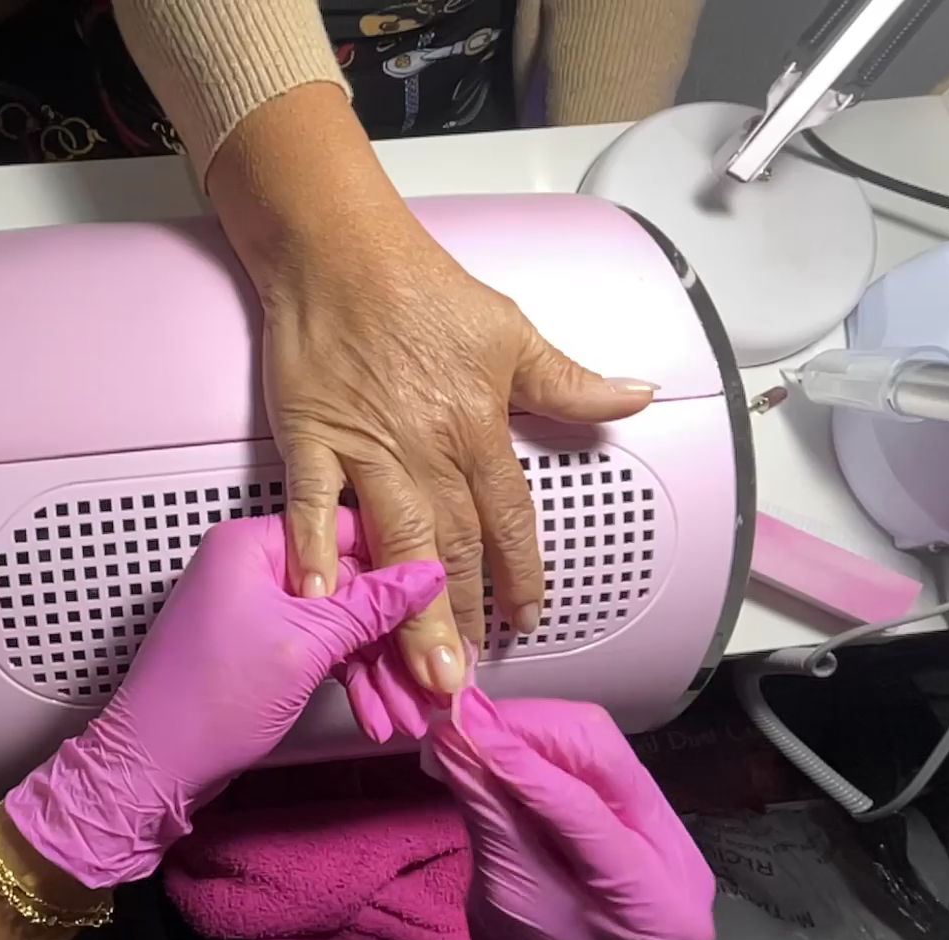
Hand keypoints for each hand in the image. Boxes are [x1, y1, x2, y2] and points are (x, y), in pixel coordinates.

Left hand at [5, 511, 443, 888]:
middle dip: (389, 642)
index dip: (396, 571)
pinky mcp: (255, 641)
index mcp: (252, 544)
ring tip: (404, 715)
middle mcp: (250, 565)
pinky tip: (372, 714)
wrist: (151, 766)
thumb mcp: (306, 646)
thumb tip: (424, 573)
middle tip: (427, 683)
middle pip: (345, 587)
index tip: (436, 606)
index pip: (345, 533)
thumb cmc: (211, 701)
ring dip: (372, 670)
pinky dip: (344, 679)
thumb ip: (371, 606)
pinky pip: (314, 646)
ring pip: (334, 624)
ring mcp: (252, 605)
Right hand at [264, 223, 654, 699]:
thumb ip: (568, 381)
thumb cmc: (421, 289)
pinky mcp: (313, 438)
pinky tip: (317, 594)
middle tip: (464, 677)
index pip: (509, 518)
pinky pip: (315, 500)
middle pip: (455, 545)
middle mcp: (427, 448)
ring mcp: (367, 447)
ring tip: (418, 664)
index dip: (521, 574)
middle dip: (465, 614)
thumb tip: (635, 399)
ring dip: (411, 604)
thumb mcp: (510, 330)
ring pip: (398, 537)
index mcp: (477, 426)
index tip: (527, 620)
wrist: (341, 254)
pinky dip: (315, 544)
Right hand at [427, 692, 715, 939]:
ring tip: (474, 729)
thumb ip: (483, 806)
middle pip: (603, 755)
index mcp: (655, 906)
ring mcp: (666, 825)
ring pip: (596, 740)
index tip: (462, 722)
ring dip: (528, 726)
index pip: (582, 810)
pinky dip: (534, 736)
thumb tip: (451, 735)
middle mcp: (680, 856)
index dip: (517, 761)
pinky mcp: (641, 802)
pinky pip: (588, 748)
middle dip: (527, 728)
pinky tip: (499, 740)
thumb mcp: (502, 887)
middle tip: (464, 717)